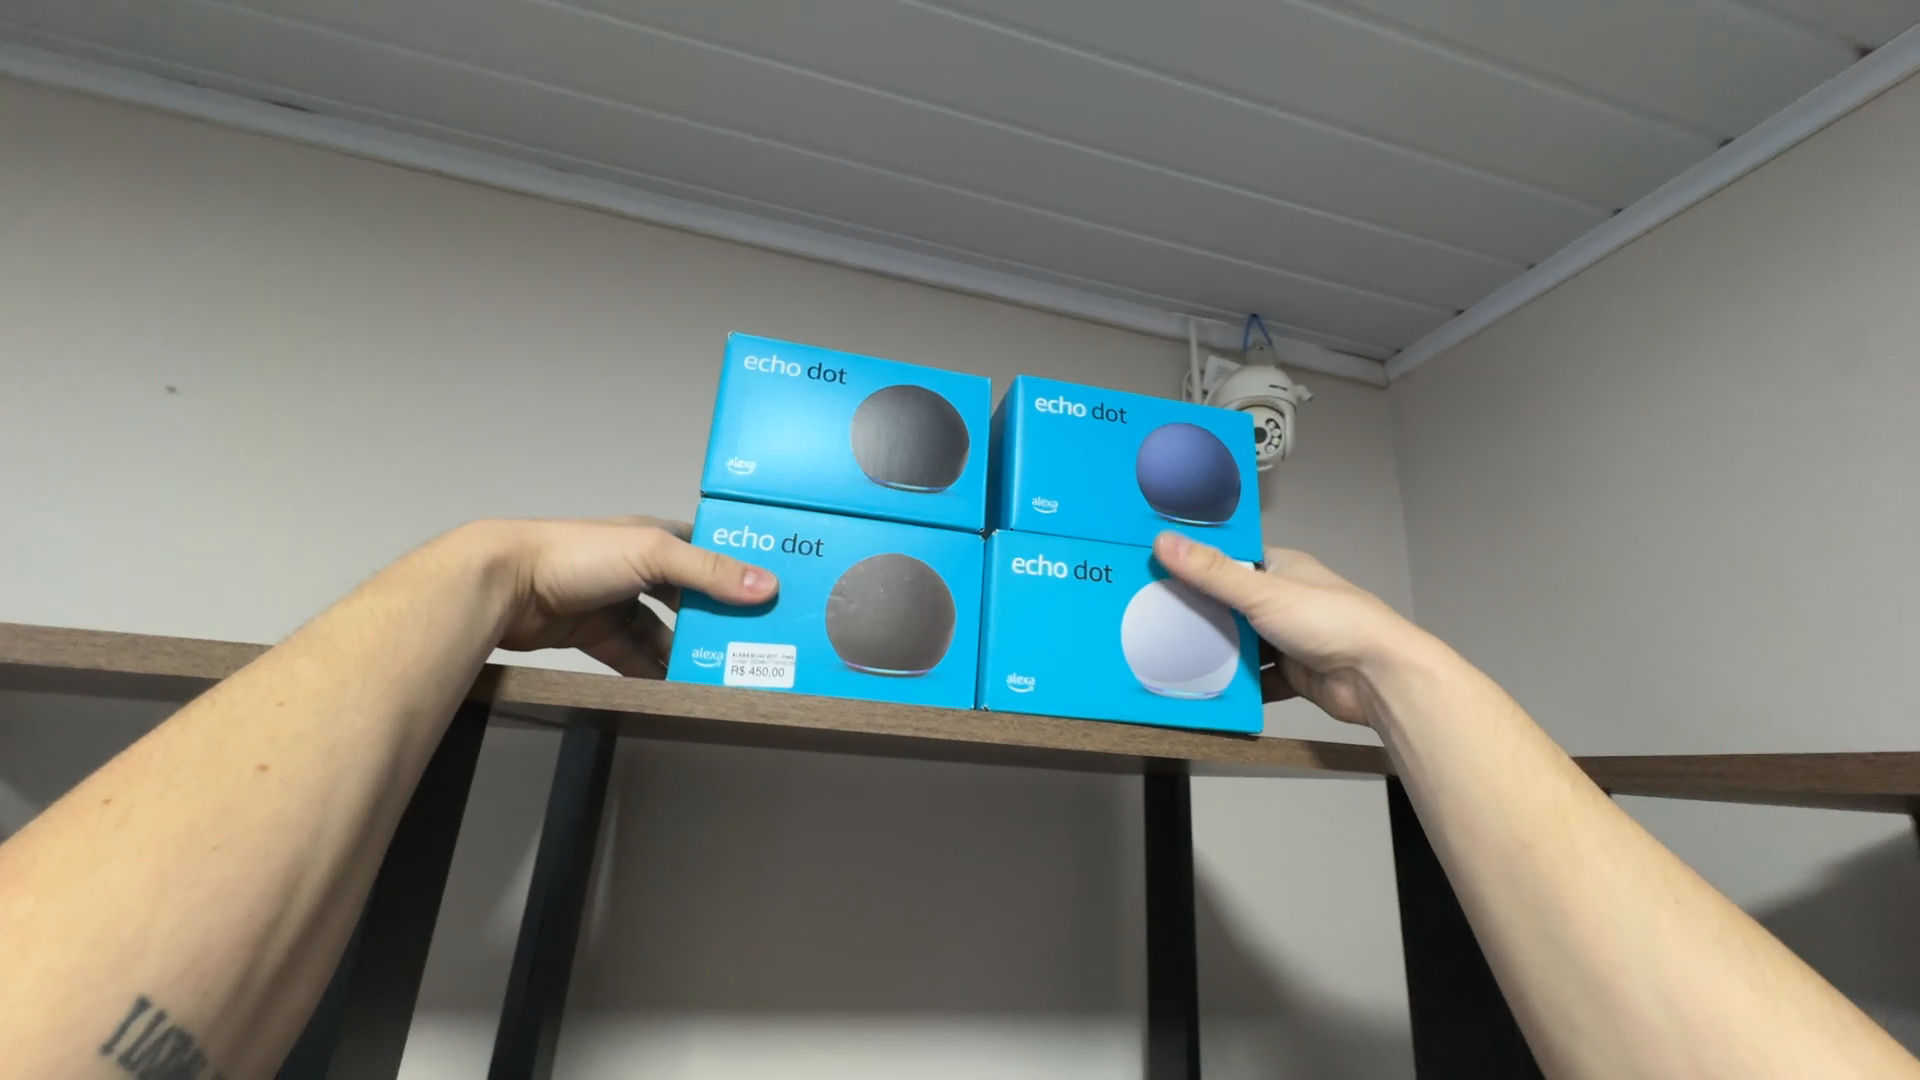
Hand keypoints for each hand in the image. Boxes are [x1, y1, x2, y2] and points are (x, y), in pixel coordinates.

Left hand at [452, 516, 776, 677]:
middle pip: (691, 596)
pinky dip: (652, 670)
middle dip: (718, 619)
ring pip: (664, 630)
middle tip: (754, 646)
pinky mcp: (595, 633)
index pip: (709, 551)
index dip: (739, 569)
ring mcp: (617, 601)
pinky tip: (675, 689)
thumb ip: (709, 572)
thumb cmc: (581, 555)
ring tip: (721, 675)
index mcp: (657, 538)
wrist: (500, 586)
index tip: (774, 595)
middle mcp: (640, 568)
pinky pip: (633, 655)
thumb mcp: (654, 555)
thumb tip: (769, 588)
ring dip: (686, 650)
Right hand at [1154, 532, 1425, 725]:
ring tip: (1169, 653)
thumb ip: (1211, 572)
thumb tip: (1161, 541)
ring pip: (1242, 642)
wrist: (1381, 679)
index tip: (1156, 571)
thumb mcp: (1262, 593)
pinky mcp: (1293, 674)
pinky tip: (1204, 687)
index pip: (1232, 559)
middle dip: (1200, 613)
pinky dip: (1236, 683)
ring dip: (1216, 651)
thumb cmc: (1329, 621)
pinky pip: (1256, 677)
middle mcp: (1286, 599)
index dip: (1197, 563)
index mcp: (1283, 568)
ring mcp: (1290, 638)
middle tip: (1153, 617)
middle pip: (1232, 604)